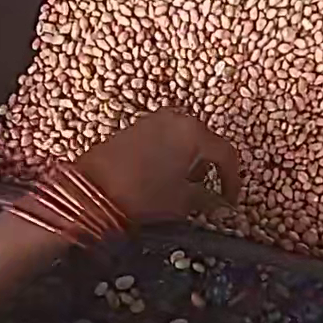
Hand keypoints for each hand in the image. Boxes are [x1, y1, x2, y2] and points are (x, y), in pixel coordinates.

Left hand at [73, 108, 242, 223]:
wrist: (90, 190)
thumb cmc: (141, 194)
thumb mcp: (181, 201)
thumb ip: (206, 200)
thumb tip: (218, 204)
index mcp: (194, 132)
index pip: (225, 154)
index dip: (232, 180)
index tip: (230, 200)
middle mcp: (175, 118)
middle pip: (204, 143)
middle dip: (208, 169)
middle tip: (207, 193)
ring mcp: (152, 120)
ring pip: (182, 140)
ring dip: (187, 162)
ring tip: (181, 189)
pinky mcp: (134, 128)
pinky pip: (162, 140)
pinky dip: (169, 157)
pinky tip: (160, 179)